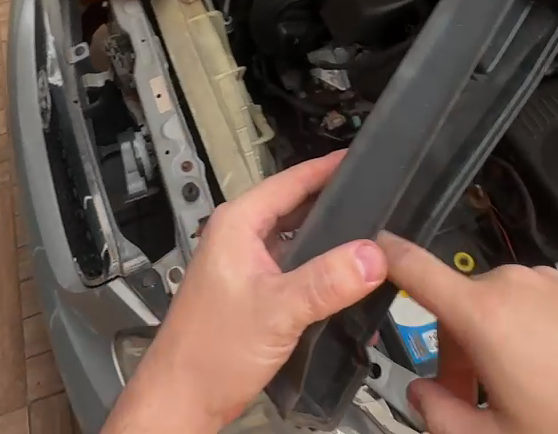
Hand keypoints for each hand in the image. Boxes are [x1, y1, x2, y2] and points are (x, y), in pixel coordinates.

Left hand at [105, 151, 386, 432]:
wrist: (183, 397)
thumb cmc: (211, 350)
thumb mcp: (277, 310)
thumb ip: (327, 281)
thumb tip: (371, 254)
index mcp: (237, 222)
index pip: (289, 181)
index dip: (324, 169)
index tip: (358, 159)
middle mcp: (238, 235)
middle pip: (293, 206)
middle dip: (331, 202)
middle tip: (373, 197)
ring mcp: (244, 262)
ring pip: (293, 236)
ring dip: (325, 235)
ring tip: (365, 232)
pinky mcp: (251, 288)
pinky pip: (291, 263)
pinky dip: (316, 263)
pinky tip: (341, 275)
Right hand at [379, 234, 557, 433]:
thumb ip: (442, 415)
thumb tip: (422, 395)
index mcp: (483, 313)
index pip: (412, 265)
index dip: (382, 254)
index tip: (369, 249)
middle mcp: (517, 284)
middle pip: (462, 301)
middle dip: (457, 345)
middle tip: (472, 397)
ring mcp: (557, 283)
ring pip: (504, 303)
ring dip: (498, 339)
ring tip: (528, 398)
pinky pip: (544, 302)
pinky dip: (537, 332)